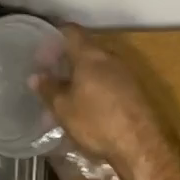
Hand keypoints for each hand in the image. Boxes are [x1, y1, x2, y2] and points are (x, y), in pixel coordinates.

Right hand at [31, 24, 177, 179]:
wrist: (143, 148)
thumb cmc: (97, 122)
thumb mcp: (63, 108)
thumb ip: (48, 89)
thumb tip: (36, 76)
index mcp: (90, 55)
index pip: (71, 31)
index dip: (54, 36)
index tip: (41, 51)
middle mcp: (111, 58)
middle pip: (85, 50)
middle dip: (66, 61)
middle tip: (51, 77)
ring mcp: (128, 75)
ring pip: (98, 68)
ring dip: (81, 78)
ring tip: (66, 98)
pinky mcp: (138, 93)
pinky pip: (110, 82)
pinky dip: (96, 89)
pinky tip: (88, 109)